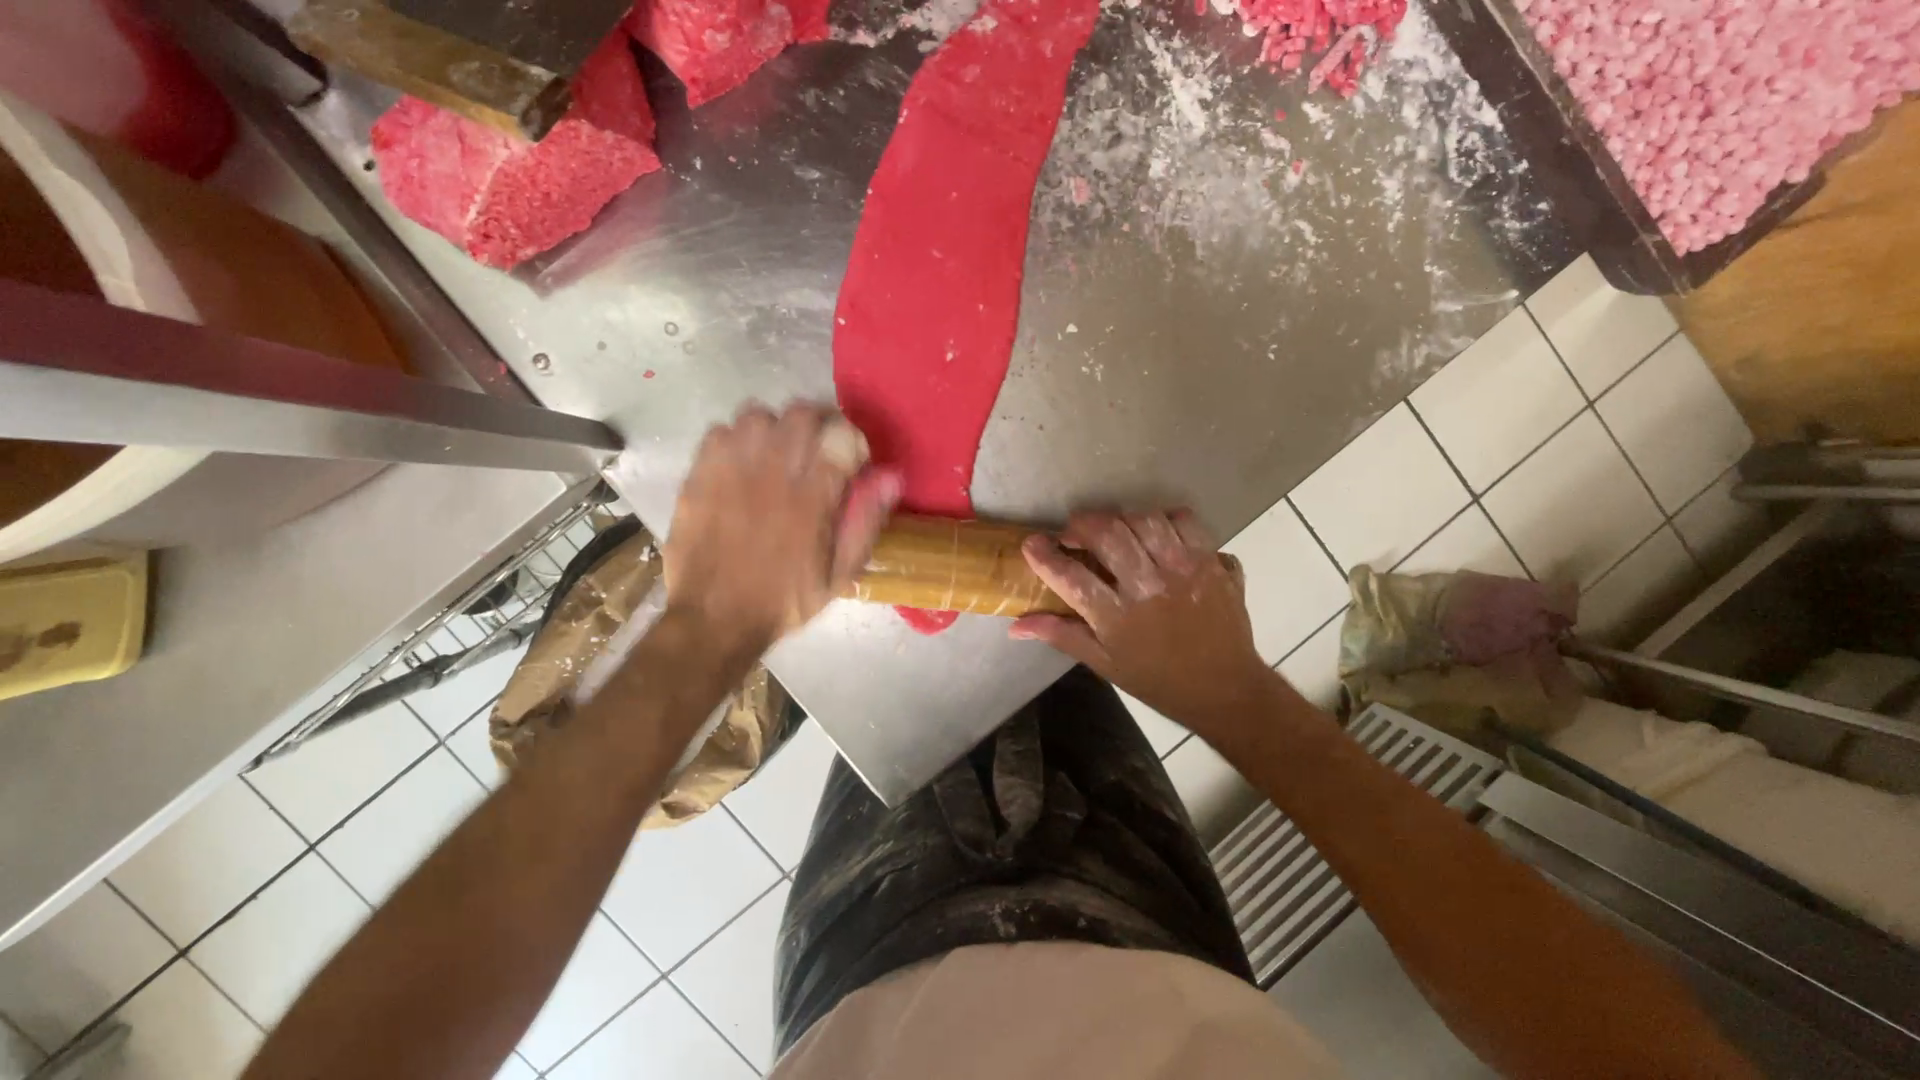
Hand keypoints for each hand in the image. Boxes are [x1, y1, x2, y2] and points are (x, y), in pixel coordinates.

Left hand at [664, 402, 900, 653]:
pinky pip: (722, 431)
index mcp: (812, 495)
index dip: (852, 442)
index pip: (842, 434)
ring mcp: (732, 467)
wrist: (714, 618)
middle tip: (817, 454)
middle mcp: (773, 470)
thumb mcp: (839, 575)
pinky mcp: (700, 473)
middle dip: (817, 427)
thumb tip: (891, 477)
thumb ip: (866, 521)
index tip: (851, 463)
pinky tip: (741, 466)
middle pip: (802, 413)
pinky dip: (737, 441)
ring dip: (775, 429)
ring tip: (777, 455)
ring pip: (759, 415)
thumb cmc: (784, 600)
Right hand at [1010, 510, 1280, 735]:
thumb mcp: (1103, 663)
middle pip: (1109, 533)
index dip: (1044, 555)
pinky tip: (1156, 534)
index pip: (1071, 576)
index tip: (1032, 544)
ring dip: (1122, 519)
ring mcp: (1184, 570)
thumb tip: (1016, 626)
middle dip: (1083, 524)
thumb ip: (1061, 635)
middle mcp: (1150, 587)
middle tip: (1074, 533)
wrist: (1223, 688)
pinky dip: (1166, 519)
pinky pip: (1186, 521)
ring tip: (1115, 531)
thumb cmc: (1156, 679)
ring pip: (1146, 519)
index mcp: (1118, 617)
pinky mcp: (1212, 562)